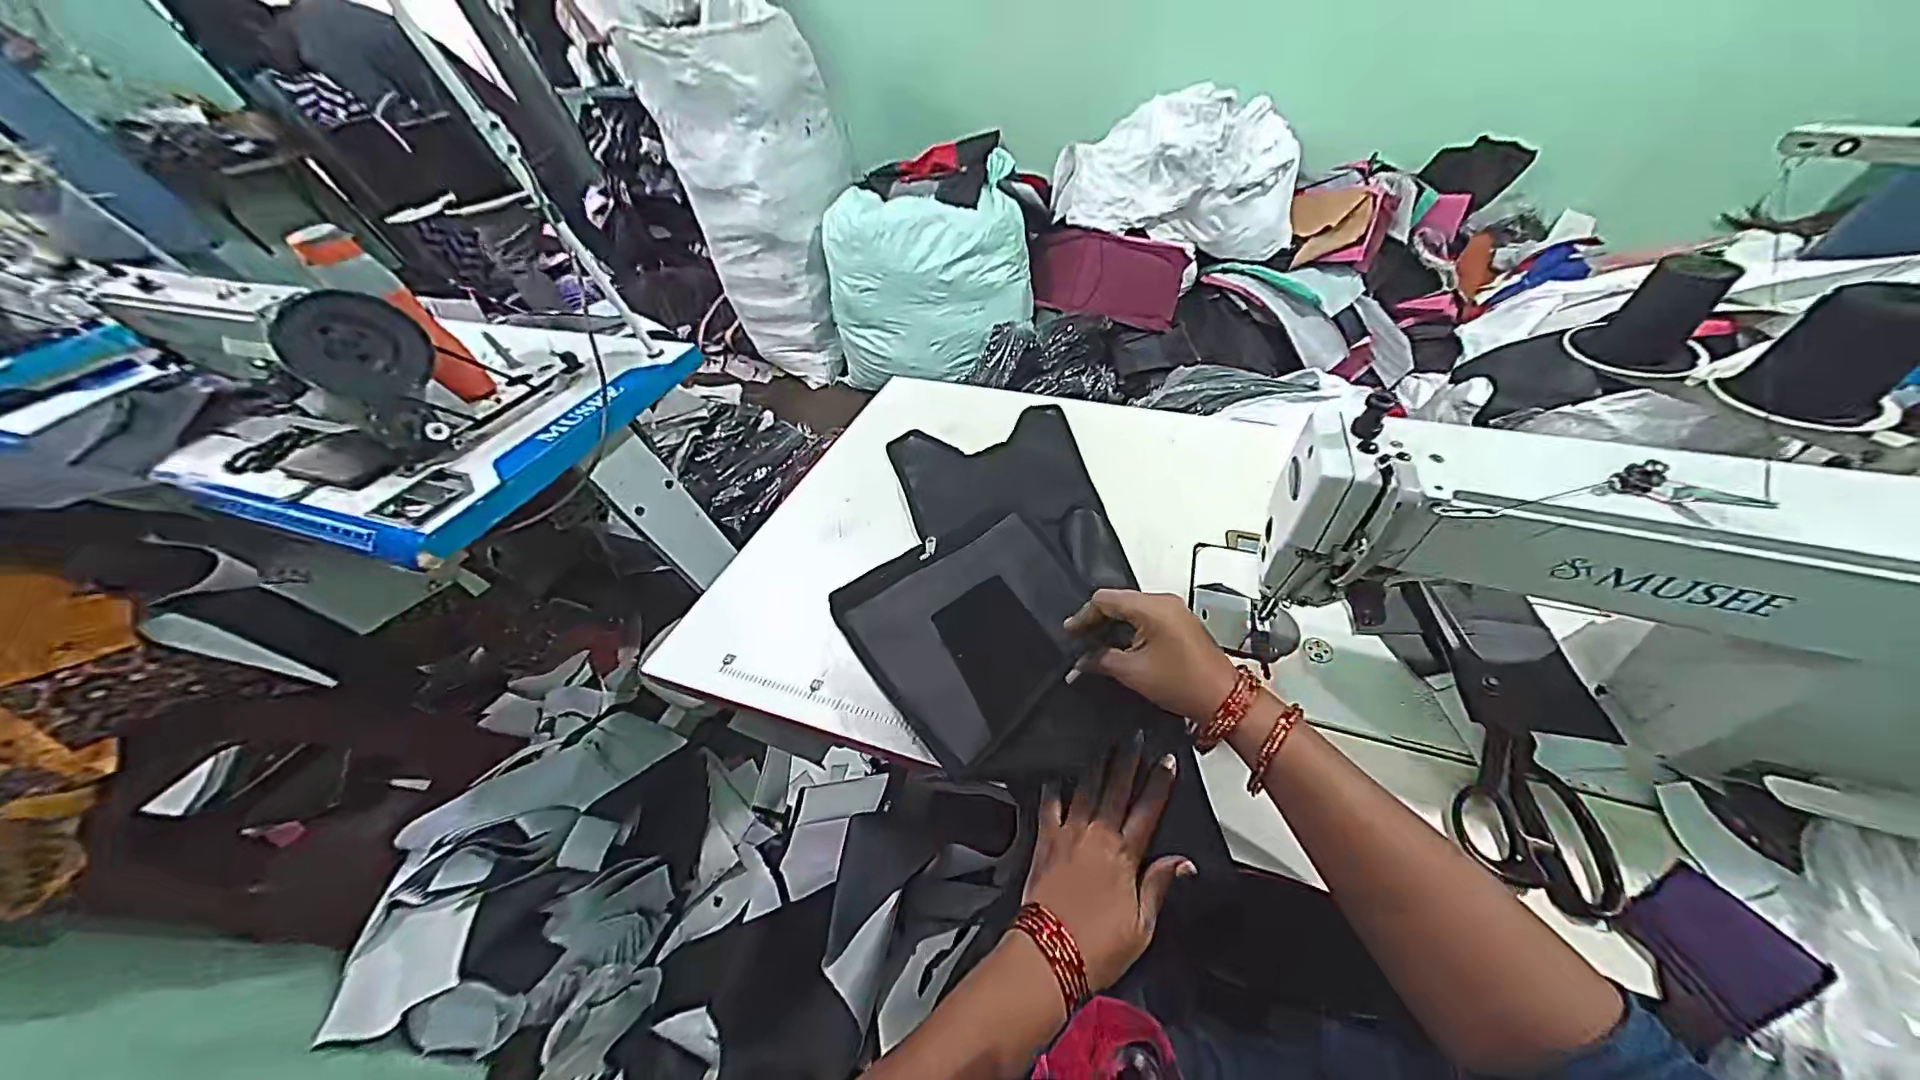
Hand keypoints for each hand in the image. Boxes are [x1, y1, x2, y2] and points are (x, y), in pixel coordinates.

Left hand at [1021, 741, 1192, 991]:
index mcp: (1125, 856)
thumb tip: (1182, 862)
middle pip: (1116, 789)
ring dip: (1096, 766)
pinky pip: (1049, 805)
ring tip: (1103, 746)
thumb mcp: (1142, 925)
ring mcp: (1068, 834)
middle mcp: (1097, 836)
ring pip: (1085, 789)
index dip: (1159, 783)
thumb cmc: (1097, 946)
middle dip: (1128, 760)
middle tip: (1134, 736)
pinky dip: (1052, 788)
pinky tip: (1054, 774)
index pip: (1148, 810)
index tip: (1166, 760)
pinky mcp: (1044, 840)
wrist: (1049, 953)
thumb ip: (1159, 885)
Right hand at [1065, 590, 1239, 720]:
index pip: (1105, 599)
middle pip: (1118, 601)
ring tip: (1098, 647)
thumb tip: (1084, 660)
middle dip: (1097, 621)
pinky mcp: (1179, 624)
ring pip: (1132, 610)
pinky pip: (1147, 618)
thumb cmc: (1188, 684)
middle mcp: (1165, 603)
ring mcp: (1174, 612)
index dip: (1084, 616)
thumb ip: (1101, 660)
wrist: (1223, 699)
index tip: (1072, 631)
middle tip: (1081, 640)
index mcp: (1152, 607)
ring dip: (1113, 626)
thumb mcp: (1132, 672)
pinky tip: (1120, 648)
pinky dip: (1130, 629)